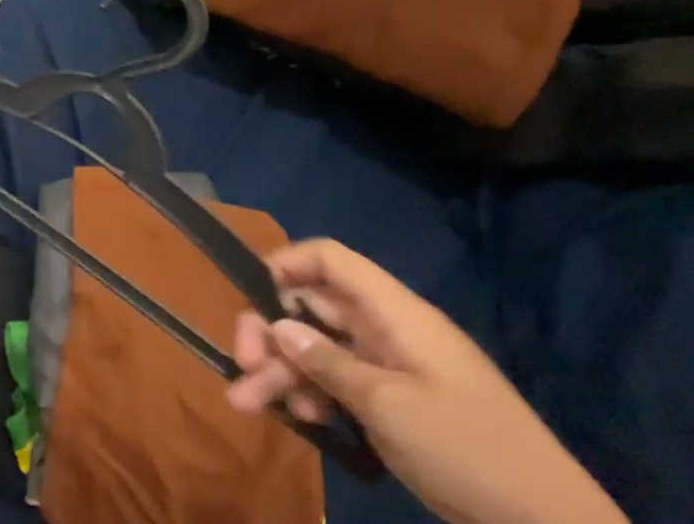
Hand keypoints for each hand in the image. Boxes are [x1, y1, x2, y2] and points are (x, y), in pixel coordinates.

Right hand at [226, 239, 625, 523]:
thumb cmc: (466, 448)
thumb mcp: (387, 404)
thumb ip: (325, 361)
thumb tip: (278, 326)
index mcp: (396, 315)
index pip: (330, 260)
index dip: (285, 264)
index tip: (249, 295)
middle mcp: (388, 332)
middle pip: (311, 308)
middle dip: (269, 332)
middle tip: (242, 364)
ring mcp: (391, 369)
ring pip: (316, 351)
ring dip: (279, 374)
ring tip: (247, 405)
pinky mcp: (393, 403)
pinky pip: (336, 383)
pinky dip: (309, 396)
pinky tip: (298, 422)